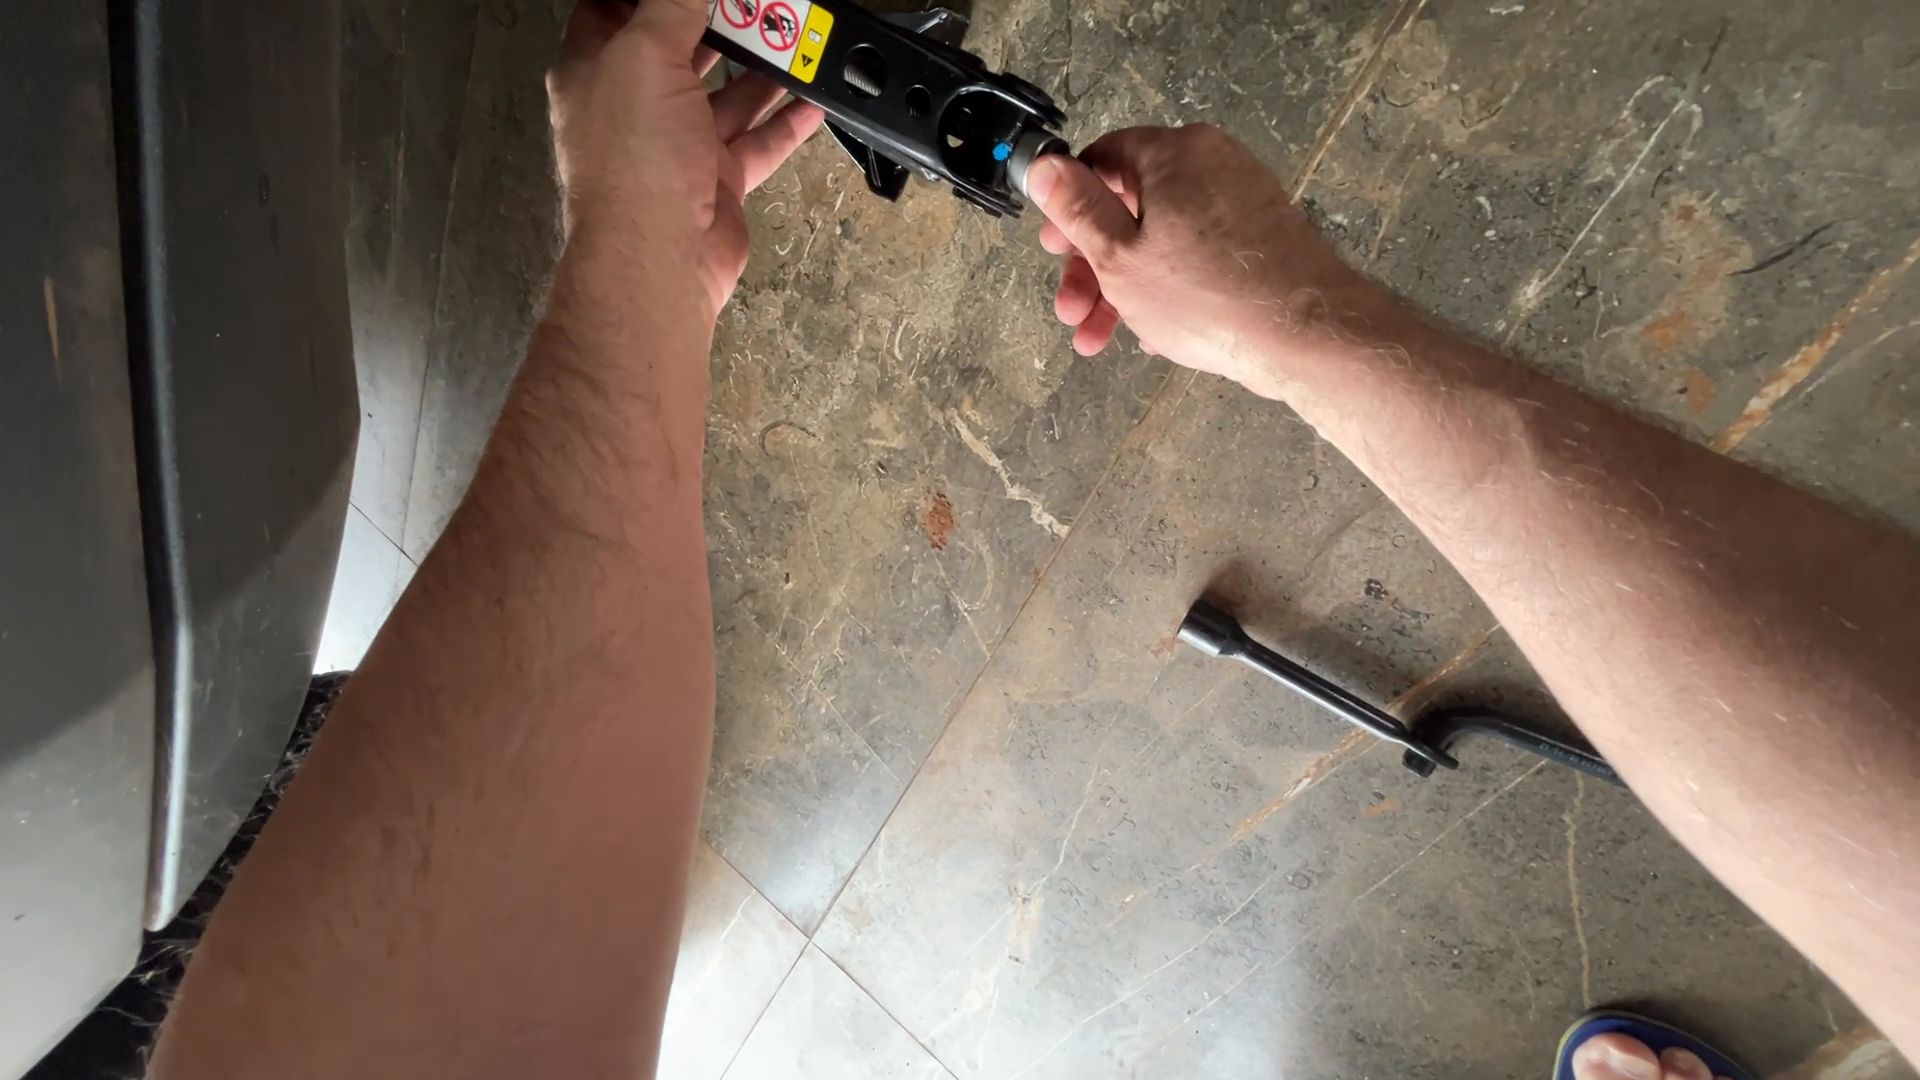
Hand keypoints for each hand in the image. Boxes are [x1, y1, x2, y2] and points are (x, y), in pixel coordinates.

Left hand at [547, 0, 825, 317]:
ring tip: (794, 43)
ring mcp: (680, 149)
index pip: (614, 8)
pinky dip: (784, 125)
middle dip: (718, 23)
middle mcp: (637, 108)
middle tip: (756, 6)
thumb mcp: (646, 57)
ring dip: (760, 71)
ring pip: (726, 98)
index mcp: (597, 69)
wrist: (663, 257)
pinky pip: (756, 144)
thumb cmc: (637, 159)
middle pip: (680, 51)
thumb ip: (672, 9)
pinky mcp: (718, 182)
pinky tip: (810, 103)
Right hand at [1028, 124, 1371, 397]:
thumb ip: (1077, 209)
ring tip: (1097, 340)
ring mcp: (1237, 202)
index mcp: (1172, 155)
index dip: (1069, 204)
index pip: (1104, 159)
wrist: (1299, 333)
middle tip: (1071, 310)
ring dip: (1121, 291)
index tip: (1053, 247)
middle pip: (1129, 210)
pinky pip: (1193, 258)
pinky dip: (1165, 290)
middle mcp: (1209, 166)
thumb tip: (1045, 166)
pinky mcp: (1256, 239)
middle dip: (1091, 268)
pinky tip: (1150, 335)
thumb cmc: (1201, 295)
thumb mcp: (1118, 256)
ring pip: (1159, 242)